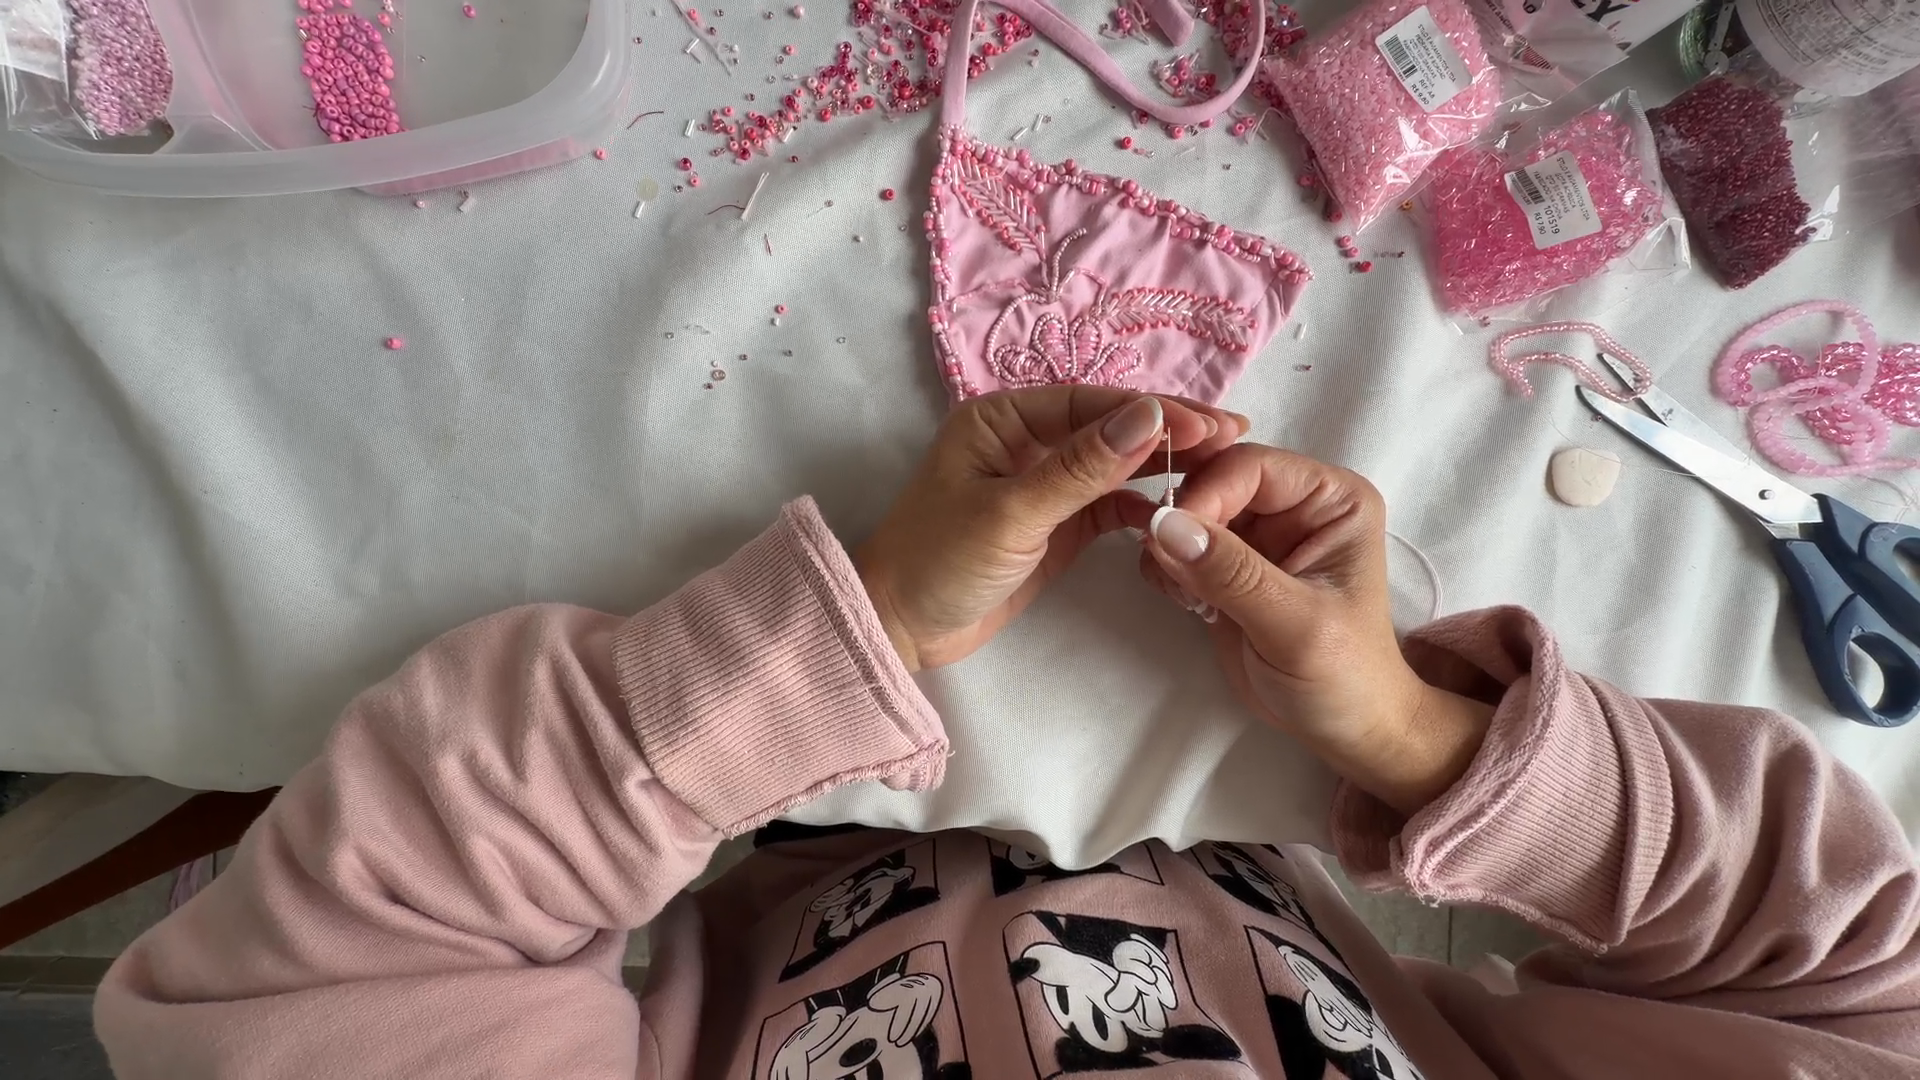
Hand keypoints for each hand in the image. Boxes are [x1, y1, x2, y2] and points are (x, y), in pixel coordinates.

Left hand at [857, 387, 1244, 670]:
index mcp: (1002, 419)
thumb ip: (1079, 469)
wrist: (905, 627)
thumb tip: (1148, 416)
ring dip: (1161, 465)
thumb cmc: (939, 560)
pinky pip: (1105, 505)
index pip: (1088, 402)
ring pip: (1112, 465)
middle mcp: (1025, 442)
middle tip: (1234, 434)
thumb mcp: (1010, 512)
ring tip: (1221, 466)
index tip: (1209, 423)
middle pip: (1107, 427)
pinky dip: (1139, 506)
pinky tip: (1175, 508)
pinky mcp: (1054, 524)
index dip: (1150, 410)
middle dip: (1167, 430)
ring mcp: (1042, 484)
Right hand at [1124, 444, 1493, 815]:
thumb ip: (1232, 573)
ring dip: (1168, 550)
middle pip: (1208, 482)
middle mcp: (1290, 505)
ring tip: (1188, 598)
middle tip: (1178, 577)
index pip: (1248, 466)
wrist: (1340, 727)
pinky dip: (1164, 569)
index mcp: (1328, 499)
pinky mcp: (1222, 564)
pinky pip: (1173, 544)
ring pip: (1183, 512)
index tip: (1169, 539)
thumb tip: (1162, 523)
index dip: (1204, 495)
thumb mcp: (1294, 624)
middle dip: (1181, 524)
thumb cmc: (1341, 676)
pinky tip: (1187, 604)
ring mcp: (1253, 534)